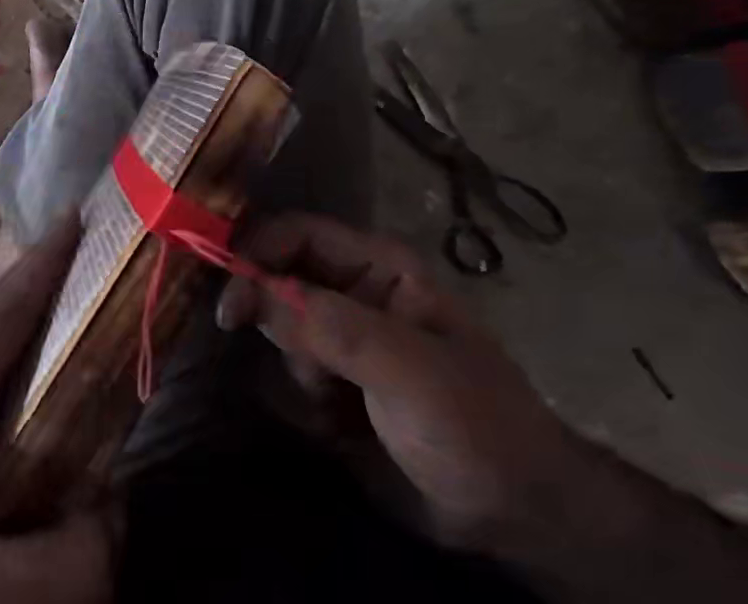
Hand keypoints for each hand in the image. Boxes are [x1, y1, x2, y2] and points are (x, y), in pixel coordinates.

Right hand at [217, 213, 588, 551]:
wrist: (517, 515)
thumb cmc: (475, 425)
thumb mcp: (409, 370)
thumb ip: (331, 325)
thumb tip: (250, 291)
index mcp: (380, 266)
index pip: (297, 233)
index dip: (257, 253)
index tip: (230, 299)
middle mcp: (355, 290)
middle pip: (279, 272)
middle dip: (269, 311)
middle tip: (267, 347)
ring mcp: (344, 334)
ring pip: (280, 321)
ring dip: (293, 359)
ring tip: (329, 398)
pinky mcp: (336, 376)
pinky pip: (289, 362)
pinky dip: (299, 388)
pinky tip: (332, 417)